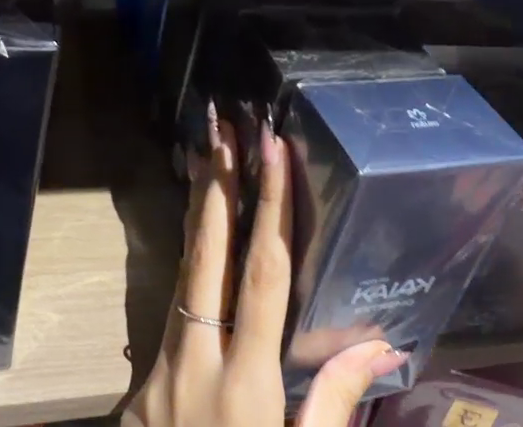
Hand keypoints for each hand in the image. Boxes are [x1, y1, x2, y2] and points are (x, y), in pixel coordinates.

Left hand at [123, 108, 406, 426]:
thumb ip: (334, 404)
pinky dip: (187, 267)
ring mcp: (159, 371)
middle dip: (216, 185)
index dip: (270, 209)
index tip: (270, 150)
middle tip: (221, 124)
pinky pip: (170, 311)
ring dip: (197, 215)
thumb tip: (381, 345)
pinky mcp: (141, 385)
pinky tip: (198, 242)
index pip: (262, 277)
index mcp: (245, 386)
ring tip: (206, 158)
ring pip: (180, 275)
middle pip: (206, 255)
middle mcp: (195, 363)